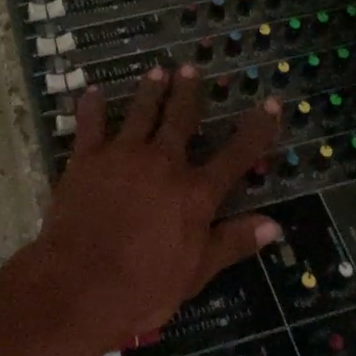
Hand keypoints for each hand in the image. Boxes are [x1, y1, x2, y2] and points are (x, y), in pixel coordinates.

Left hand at [33, 65, 282, 350]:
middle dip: (189, 93)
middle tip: (191, 68)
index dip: (256, 128)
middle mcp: (163, 163)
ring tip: (157, 70)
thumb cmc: (144, 287)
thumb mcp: (197, 272)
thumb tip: (274, 225)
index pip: (236, 154)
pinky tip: (94, 91)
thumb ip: (233, 242)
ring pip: (141, 113)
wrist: (81, 285)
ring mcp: (123, 156)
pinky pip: (91, 125)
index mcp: (195, 193)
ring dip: (150, 91)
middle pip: (181, 119)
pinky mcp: (87, 160)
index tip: (269, 102)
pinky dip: (93, 107)